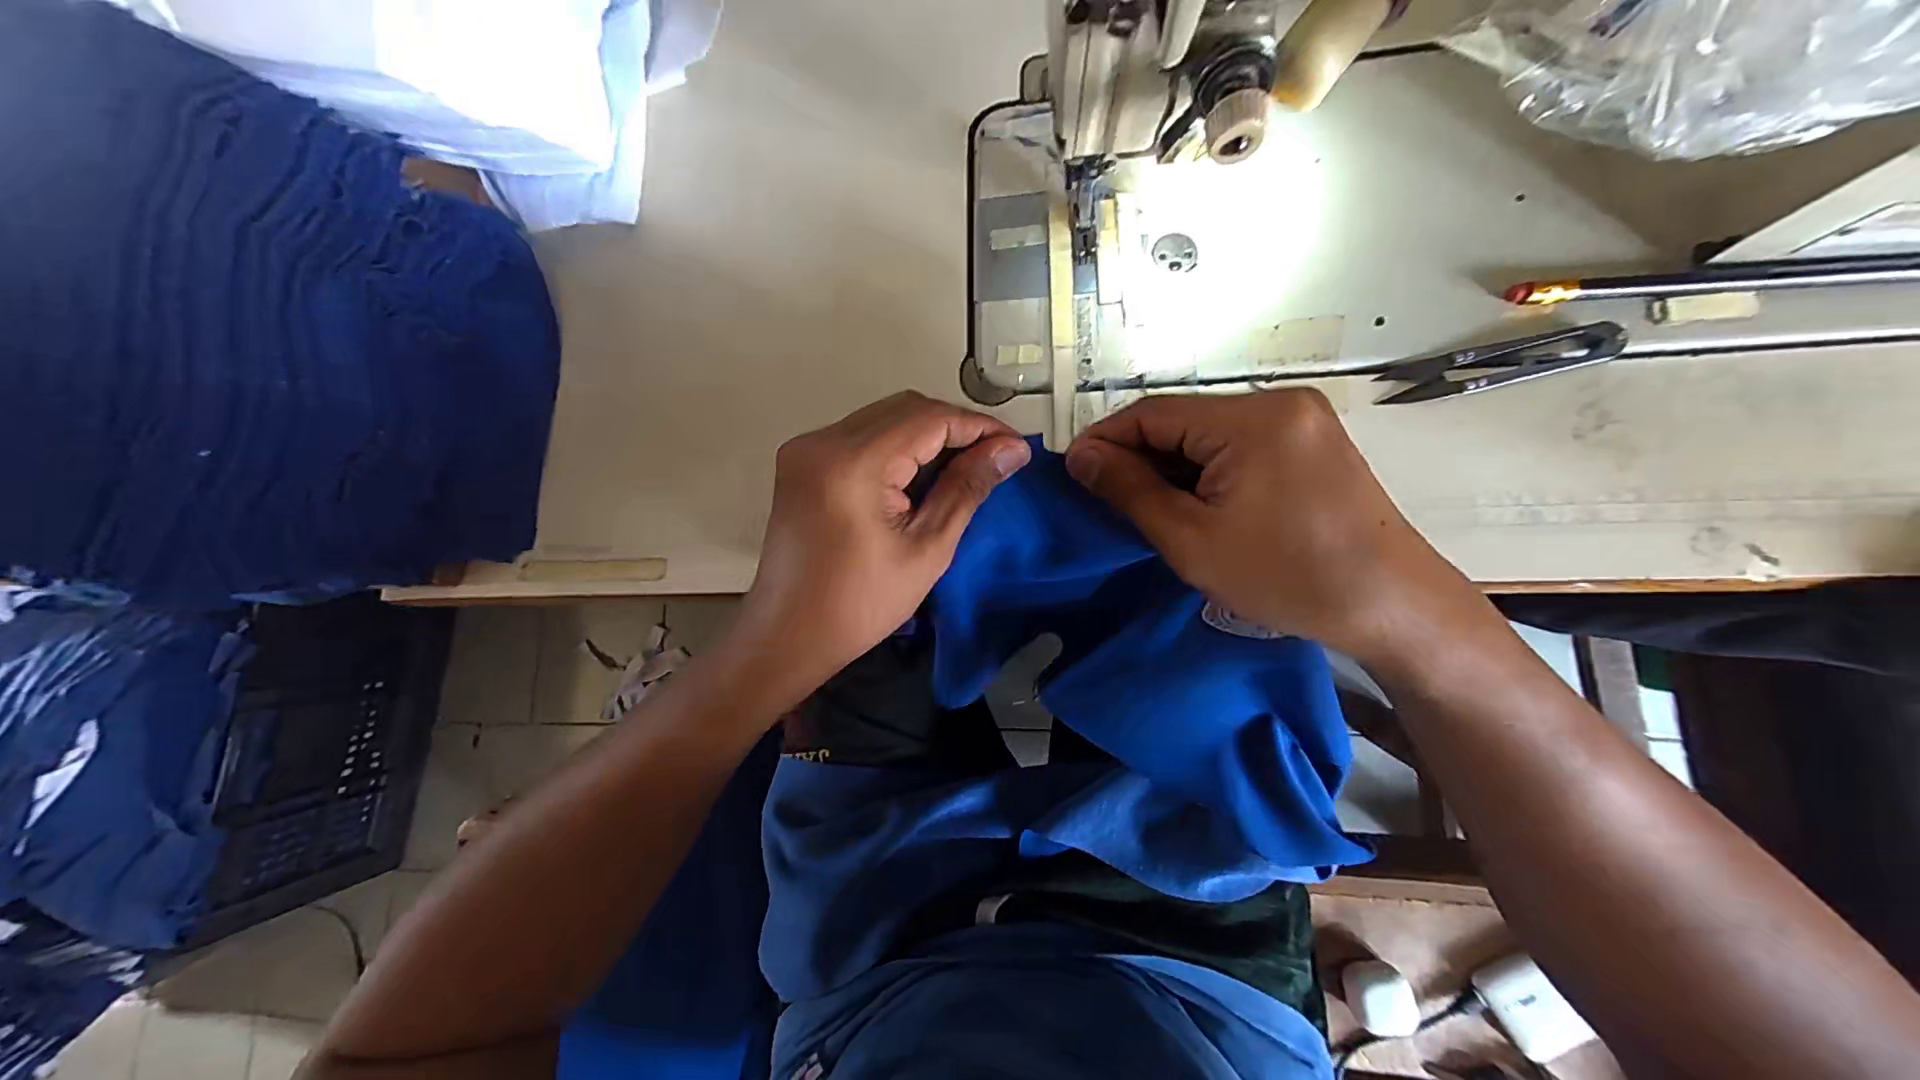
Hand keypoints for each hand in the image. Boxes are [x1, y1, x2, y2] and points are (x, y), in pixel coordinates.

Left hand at [731, 392, 1030, 698]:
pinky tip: (922, 473)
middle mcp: (822, 441)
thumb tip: (1011, 450)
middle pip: (904, 408)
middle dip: (955, 427)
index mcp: (852, 463)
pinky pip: (861, 435)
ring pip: (883, 417)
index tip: (1016, 447)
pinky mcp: (802, 462)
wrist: (788, 635)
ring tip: (966, 466)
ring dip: (928, 434)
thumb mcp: (927, 549)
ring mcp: (806, 448)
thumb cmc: (861, 604)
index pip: (928, 419)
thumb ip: (967, 489)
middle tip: (994, 458)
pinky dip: (898, 445)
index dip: (979, 426)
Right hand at [1064, 389, 1483, 662]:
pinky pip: (1240, 446)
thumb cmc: (1287, 578)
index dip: (1105, 440)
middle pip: (1183, 420)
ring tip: (1144, 507)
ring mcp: (1302, 421)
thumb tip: (1082, 457)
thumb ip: (1130, 491)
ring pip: (1209, 434)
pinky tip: (1192, 503)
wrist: (1392, 607)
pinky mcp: (1312, 443)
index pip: (1153, 413)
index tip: (1072, 472)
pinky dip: (1207, 471)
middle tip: (1104, 498)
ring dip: (1171, 466)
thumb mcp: (1191, 540)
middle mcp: (1279, 403)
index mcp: (1252, 418)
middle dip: (1139, 456)